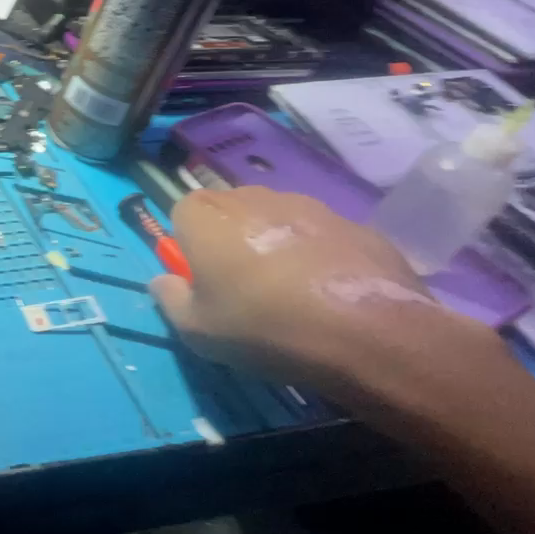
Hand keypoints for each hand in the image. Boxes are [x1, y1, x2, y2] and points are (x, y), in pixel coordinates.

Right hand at [149, 187, 511, 407]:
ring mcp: (308, 205)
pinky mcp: (357, 225)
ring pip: (279, 220)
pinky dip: (324, 257)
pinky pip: (326, 238)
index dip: (191, 245)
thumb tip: (165, 281)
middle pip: (230, 212)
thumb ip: (169, 298)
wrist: (369, 336)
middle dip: (233, 239)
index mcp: (204, 215)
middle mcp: (251, 196)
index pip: (182, 213)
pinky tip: (336, 296)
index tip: (206, 279)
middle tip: (247, 286)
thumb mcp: (196, 330)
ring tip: (297, 292)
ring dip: (280, 244)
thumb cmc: (263, 327)